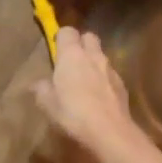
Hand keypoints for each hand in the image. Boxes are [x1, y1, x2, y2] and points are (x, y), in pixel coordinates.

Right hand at [33, 27, 142, 155]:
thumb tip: (39, 84)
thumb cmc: (72, 113)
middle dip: (81, 44)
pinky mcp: (122, 84)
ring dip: (93, 63)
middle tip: (71, 62)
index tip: (56, 51)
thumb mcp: (47, 104)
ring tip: (85, 82)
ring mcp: (110, 69)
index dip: (61, 38)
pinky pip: (110, 74)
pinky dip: (104, 79)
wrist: (110, 131)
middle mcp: (92, 56)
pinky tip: (98, 97)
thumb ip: (42, 89)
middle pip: (89, 37)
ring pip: (101, 56)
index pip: (67, 31)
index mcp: (71, 55)